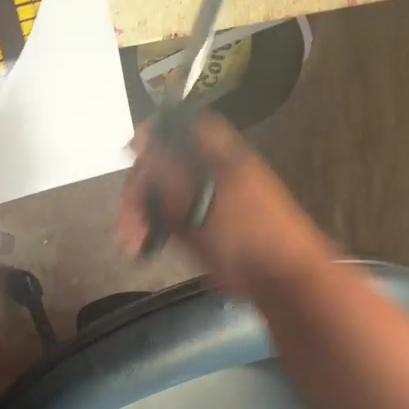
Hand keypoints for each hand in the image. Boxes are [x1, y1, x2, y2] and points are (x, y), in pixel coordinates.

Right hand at [115, 112, 334, 291]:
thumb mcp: (206, 197)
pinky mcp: (198, 229)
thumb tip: (141, 140)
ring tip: (128, 238)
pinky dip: (148, 231)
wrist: (282, 279)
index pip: (186, 129)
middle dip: (138, 186)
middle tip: (126, 209)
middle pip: (163, 165)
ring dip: (137, 213)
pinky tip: (138, 245)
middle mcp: (208, 176)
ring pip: (159, 196)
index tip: (133, 149)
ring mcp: (203, 203)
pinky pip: (164, 222)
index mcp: (220, 158)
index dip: (158, 131)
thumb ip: (170, 170)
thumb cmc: (251, 232)